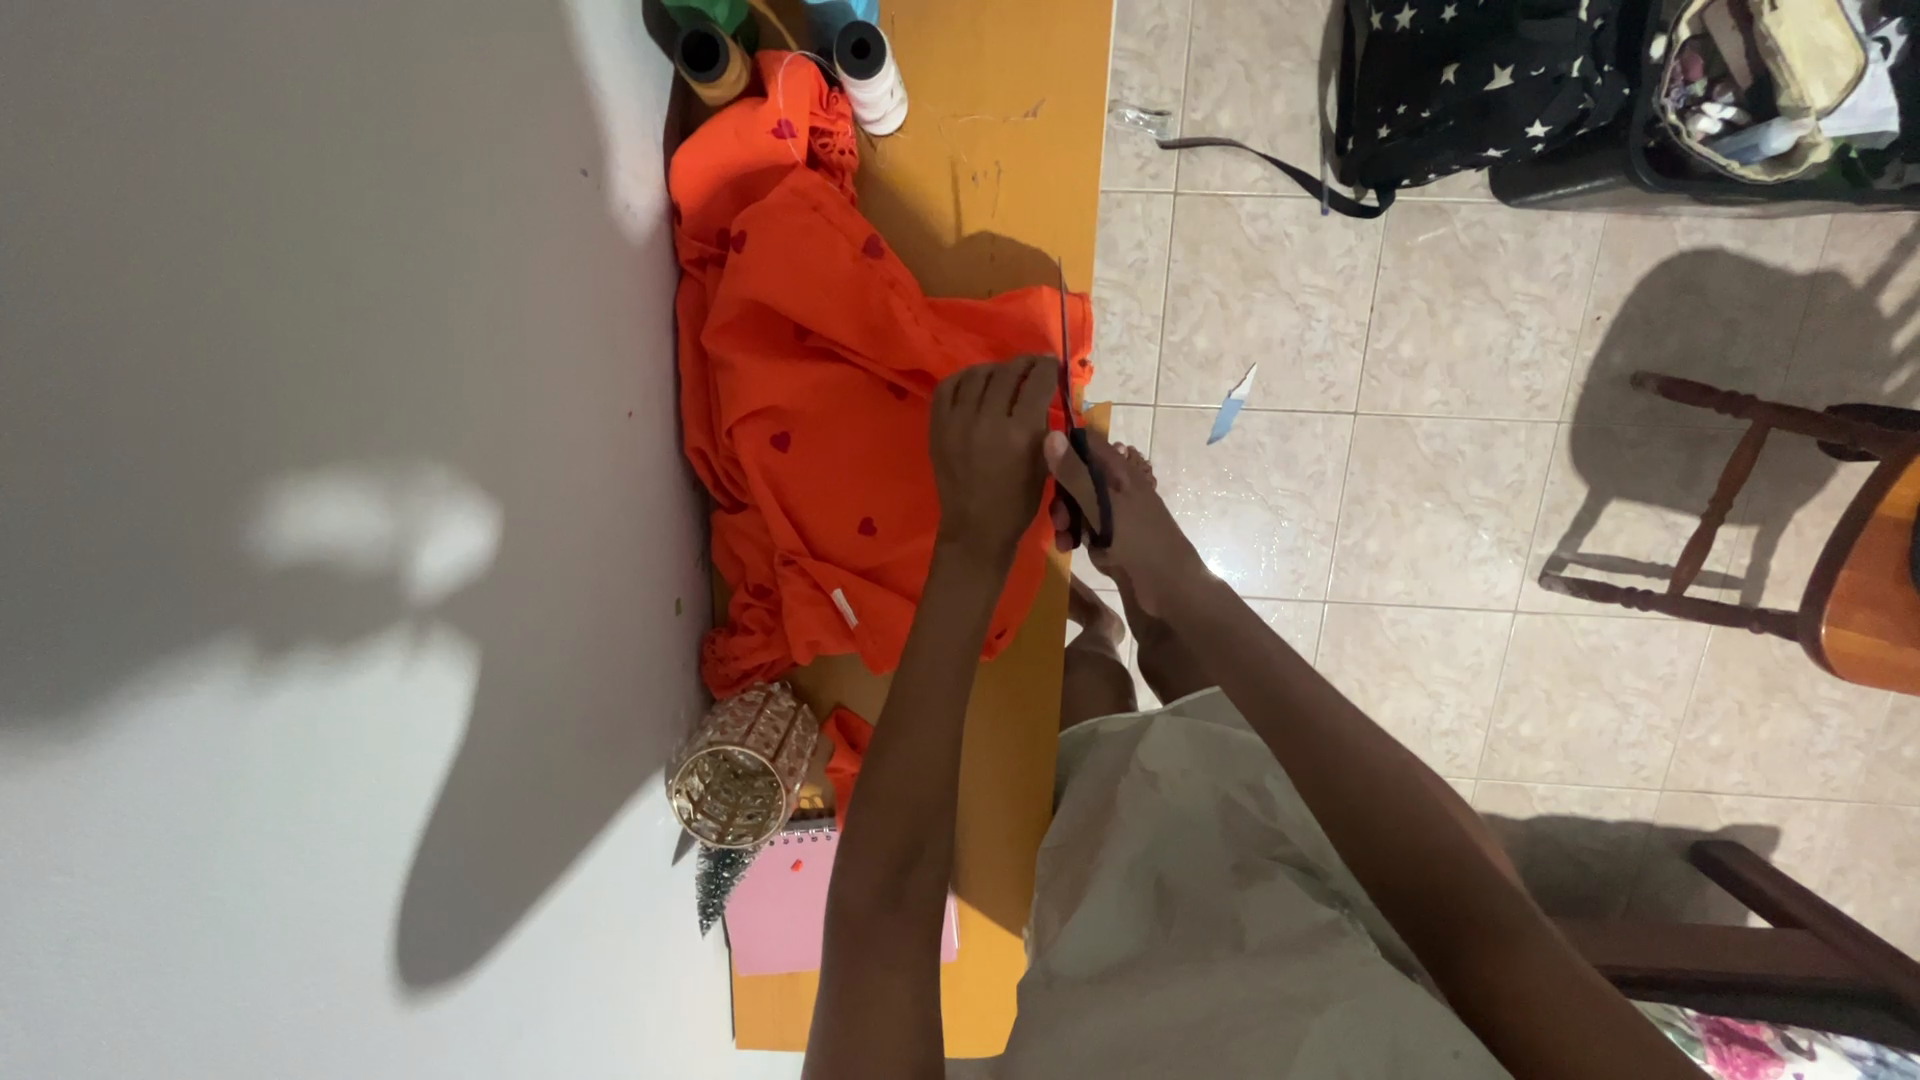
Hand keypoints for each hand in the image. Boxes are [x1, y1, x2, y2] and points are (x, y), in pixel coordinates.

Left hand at [929, 356, 1055, 566]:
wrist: (975, 528)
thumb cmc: (1017, 502)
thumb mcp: (1044, 464)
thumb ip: (1043, 425)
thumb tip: (1042, 392)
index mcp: (1021, 433)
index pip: (1037, 382)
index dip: (1048, 366)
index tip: (1051, 363)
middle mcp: (988, 420)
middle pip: (1007, 373)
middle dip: (1024, 364)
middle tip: (1031, 365)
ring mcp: (957, 422)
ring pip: (977, 375)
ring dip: (995, 369)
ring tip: (1003, 374)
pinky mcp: (937, 428)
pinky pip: (947, 388)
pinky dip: (963, 379)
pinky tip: (974, 383)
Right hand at [1045, 427, 1208, 616]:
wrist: (1168, 587)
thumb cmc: (1140, 539)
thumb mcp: (1103, 504)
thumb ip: (1075, 474)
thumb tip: (1051, 435)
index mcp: (1120, 471)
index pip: (1087, 443)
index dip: (1064, 444)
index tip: (1040, 457)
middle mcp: (1115, 487)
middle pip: (1077, 476)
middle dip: (1060, 493)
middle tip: (1058, 515)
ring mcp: (1112, 513)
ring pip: (1076, 503)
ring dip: (1064, 518)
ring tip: (1063, 537)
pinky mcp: (1109, 537)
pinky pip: (1082, 527)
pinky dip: (1072, 534)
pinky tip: (1068, 547)